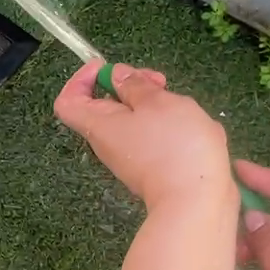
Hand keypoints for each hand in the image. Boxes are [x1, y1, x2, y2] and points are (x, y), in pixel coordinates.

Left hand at [54, 60, 233, 212]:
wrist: (196, 202)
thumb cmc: (174, 146)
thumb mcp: (157, 102)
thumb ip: (135, 85)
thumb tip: (115, 75)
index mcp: (99, 124)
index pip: (68, 101)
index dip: (81, 79)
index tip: (106, 67)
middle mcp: (109, 142)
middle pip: (108, 105)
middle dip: (133, 86)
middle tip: (160, 82)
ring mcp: (131, 156)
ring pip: (139, 119)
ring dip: (162, 107)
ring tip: (185, 108)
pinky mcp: (154, 167)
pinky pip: (158, 138)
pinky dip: (176, 128)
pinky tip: (201, 131)